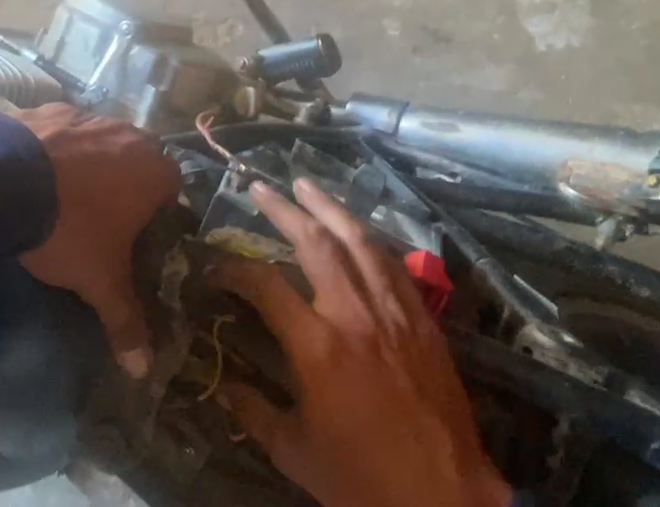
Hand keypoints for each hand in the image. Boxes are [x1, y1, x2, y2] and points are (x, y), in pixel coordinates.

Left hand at [15, 103, 177, 377]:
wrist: (2, 180)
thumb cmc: (68, 228)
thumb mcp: (99, 280)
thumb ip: (125, 320)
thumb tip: (143, 370)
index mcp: (154, 170)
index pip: (172, 189)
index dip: (156, 212)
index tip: (134, 237)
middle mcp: (128, 133)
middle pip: (136, 161)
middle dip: (123, 187)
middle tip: (99, 220)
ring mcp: (87, 115)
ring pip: (99, 143)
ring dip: (89, 165)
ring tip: (62, 198)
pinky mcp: (48, 108)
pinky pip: (62, 132)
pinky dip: (55, 149)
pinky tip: (33, 176)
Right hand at [209, 179, 509, 506]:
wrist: (444, 499)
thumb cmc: (362, 479)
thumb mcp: (294, 451)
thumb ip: (253, 410)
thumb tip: (220, 382)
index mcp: (317, 345)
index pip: (264, 284)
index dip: (233, 267)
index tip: (214, 264)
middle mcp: (355, 313)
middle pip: (315, 242)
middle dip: (283, 209)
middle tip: (260, 187)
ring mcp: (394, 311)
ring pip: (359, 240)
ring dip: (329, 207)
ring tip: (306, 184)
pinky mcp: (423, 319)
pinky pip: (393, 264)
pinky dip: (368, 238)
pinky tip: (356, 228)